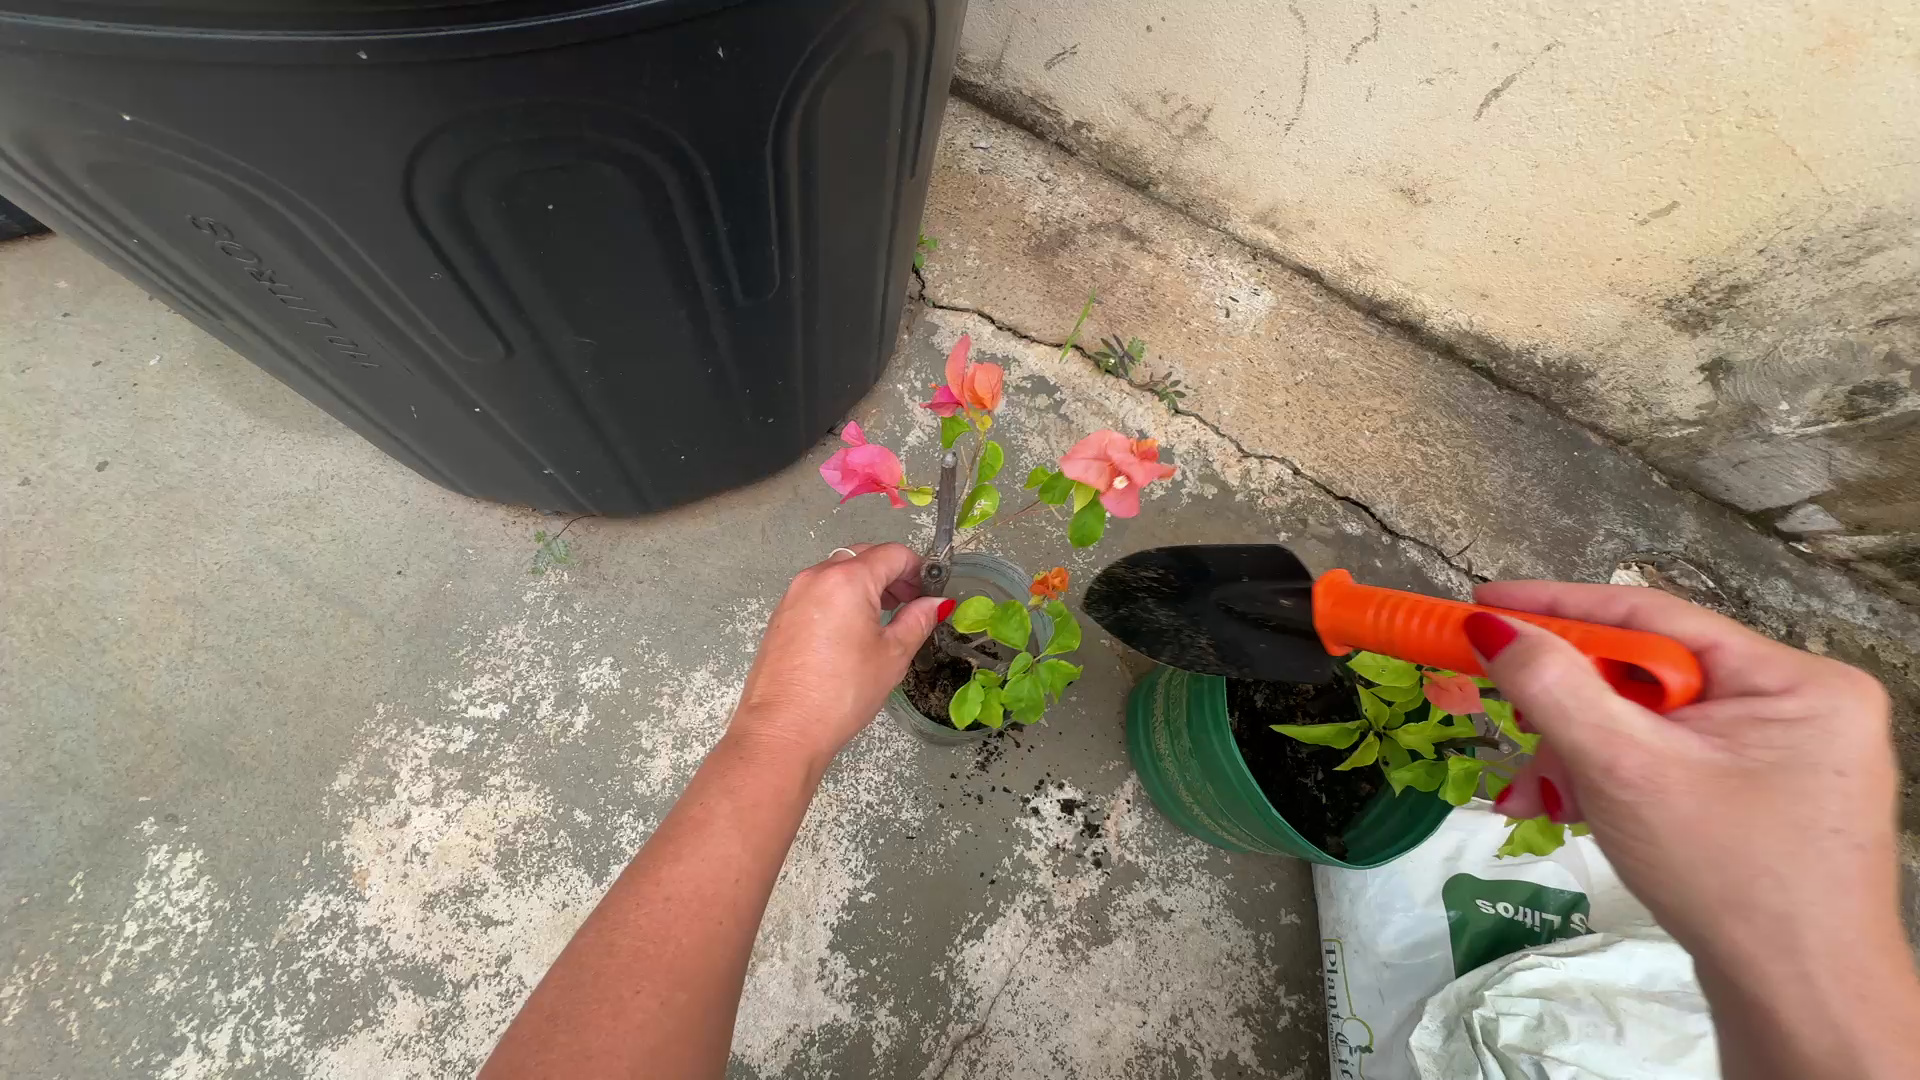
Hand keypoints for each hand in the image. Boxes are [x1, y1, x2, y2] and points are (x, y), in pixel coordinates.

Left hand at [730, 543, 947, 767]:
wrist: (783, 728)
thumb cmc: (840, 693)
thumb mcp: (892, 655)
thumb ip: (918, 620)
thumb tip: (936, 604)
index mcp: (848, 580)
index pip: (892, 554)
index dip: (917, 568)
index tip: (929, 590)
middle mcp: (817, 577)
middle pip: (863, 556)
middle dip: (891, 574)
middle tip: (910, 603)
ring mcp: (794, 594)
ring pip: (838, 571)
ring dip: (865, 585)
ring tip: (883, 619)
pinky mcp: (782, 614)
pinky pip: (819, 591)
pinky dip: (841, 598)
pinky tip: (852, 631)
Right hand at [1465, 581, 1918, 1077]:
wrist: (1794, 996)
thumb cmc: (1722, 870)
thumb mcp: (1621, 766)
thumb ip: (1550, 685)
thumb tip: (1486, 625)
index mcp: (1789, 680)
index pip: (1648, 615)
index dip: (1553, 605)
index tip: (1478, 603)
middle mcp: (1786, 700)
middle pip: (1633, 670)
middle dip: (1560, 704)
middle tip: (1501, 713)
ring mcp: (1767, 745)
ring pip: (1628, 714)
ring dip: (1566, 749)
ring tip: (1537, 794)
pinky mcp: (1741, 782)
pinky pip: (1644, 749)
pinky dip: (1592, 772)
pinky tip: (1558, 806)